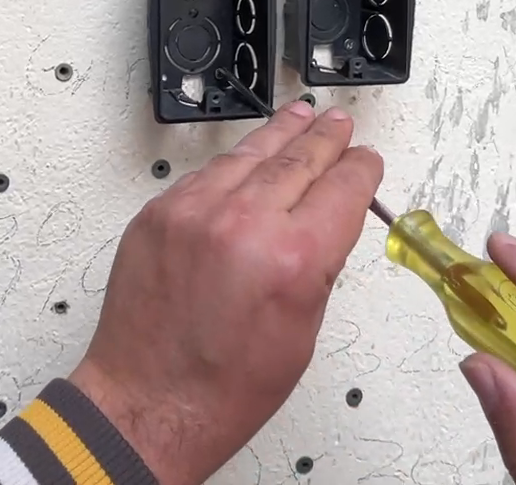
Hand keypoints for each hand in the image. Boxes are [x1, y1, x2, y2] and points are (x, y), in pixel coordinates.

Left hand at [69, 101, 382, 484]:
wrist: (149, 400)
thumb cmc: (226, 385)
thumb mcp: (302, 330)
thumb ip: (316, 262)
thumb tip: (325, 217)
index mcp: (292, 259)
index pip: (342, 191)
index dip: (360, 169)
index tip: (366, 159)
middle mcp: (243, 223)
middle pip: (297, 160)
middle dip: (324, 138)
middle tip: (338, 123)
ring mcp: (195, 211)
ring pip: (249, 155)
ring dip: (279, 133)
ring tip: (298, 116)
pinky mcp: (161, 210)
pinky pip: (207, 175)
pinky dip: (233, 165)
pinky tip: (248, 156)